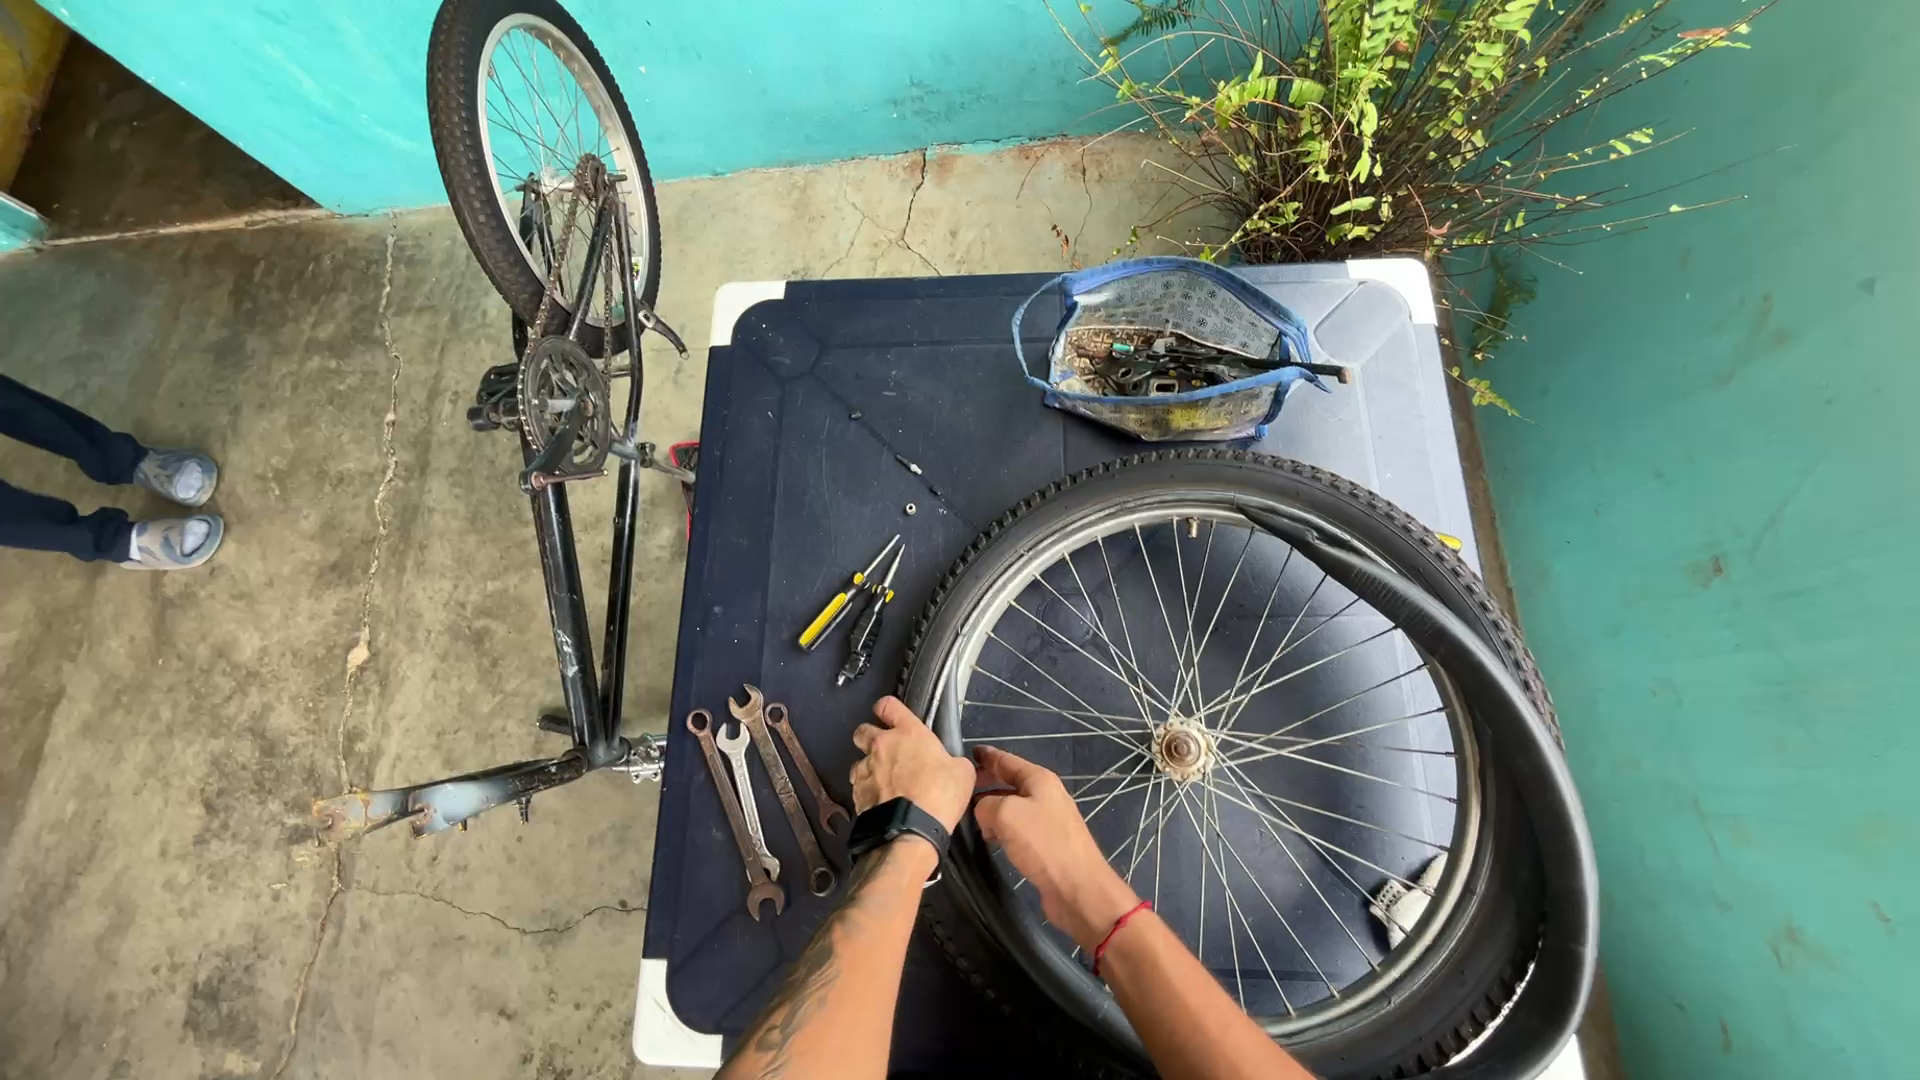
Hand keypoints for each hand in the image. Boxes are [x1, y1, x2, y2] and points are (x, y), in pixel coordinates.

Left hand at [850, 697, 975, 832]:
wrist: (911, 831)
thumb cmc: (939, 795)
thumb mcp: (962, 773)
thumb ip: (953, 761)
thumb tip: (952, 765)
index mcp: (907, 733)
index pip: (888, 705)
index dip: (887, 709)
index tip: (890, 715)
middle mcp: (882, 746)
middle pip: (862, 730)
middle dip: (868, 737)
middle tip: (883, 750)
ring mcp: (866, 770)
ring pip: (857, 761)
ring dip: (867, 768)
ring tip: (881, 782)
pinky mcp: (857, 794)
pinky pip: (858, 787)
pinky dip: (867, 792)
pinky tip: (879, 802)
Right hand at [971, 746, 1141, 951]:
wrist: (1078, 889)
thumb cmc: (1044, 843)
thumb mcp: (1006, 814)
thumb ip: (986, 804)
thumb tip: (982, 812)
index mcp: (1040, 779)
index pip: (1007, 760)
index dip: (987, 756)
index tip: (967, 753)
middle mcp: (1045, 795)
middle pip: (1010, 783)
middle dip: (987, 783)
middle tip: (961, 788)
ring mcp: (1048, 821)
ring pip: (1012, 807)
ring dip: (991, 810)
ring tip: (967, 816)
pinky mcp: (1046, 845)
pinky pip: (1018, 829)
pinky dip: (1001, 830)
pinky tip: (988, 839)